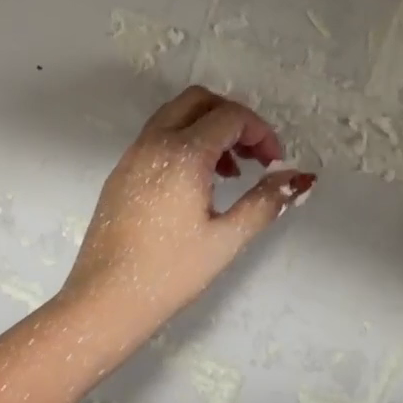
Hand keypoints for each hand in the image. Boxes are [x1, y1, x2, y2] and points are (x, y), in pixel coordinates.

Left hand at [64, 86, 314, 317]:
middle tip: (254, 155)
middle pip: (200, 101)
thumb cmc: (169, 272)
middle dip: (234, 119)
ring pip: (176, 115)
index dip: (261, 132)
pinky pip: (159, 136)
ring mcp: (133, 155)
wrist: (104, 301)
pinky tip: (199, 184)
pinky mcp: (122, 172)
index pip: (230, 116)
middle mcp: (154, 143)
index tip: (276, 163)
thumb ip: (265, 202)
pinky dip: (186, 142)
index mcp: (183, 154)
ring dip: (209, 128)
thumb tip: (298, 179)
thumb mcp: (227, 239)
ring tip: (231, 172)